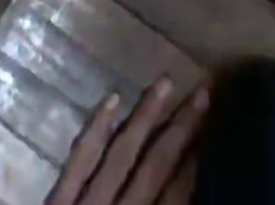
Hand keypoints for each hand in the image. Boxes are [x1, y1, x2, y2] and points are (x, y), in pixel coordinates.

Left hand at [47, 78, 207, 204]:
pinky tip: (111, 98)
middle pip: (157, 166)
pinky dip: (95, 128)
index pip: (180, 194)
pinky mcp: (57, 204)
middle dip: (183, 128)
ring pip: (122, 153)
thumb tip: (188, 198)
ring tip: (167, 82)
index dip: (199, 159)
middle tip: (204, 90)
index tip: (218, 124)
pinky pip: (78, 160)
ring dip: (146, 116)